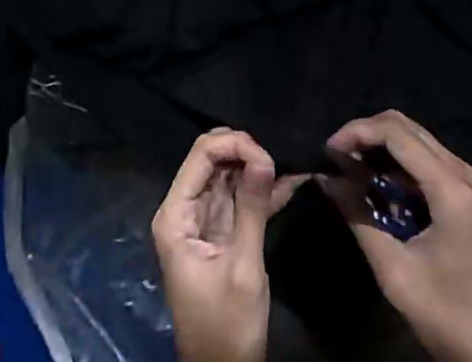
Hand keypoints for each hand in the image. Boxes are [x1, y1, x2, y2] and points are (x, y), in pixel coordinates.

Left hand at [152, 129, 306, 361]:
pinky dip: (266, 189)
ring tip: (293, 160)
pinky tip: (295, 179)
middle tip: (281, 159)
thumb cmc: (226, 325)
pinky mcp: (224, 230)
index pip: (201, 154)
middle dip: (248, 151)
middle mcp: (185, 210)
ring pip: (231, 173)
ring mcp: (205, 219)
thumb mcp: (243, 266)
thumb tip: (264, 155)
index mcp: (176, 216)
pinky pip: (243, 197)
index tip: (269, 156)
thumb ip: (252, 208)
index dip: (235, 145)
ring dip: (260, 166)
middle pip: (214, 158)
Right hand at [321, 111, 471, 361]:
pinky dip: (396, 162)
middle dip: (366, 133)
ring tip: (347, 167)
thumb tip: (326, 179)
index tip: (327, 152)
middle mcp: (462, 170)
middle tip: (334, 158)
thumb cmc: (448, 313)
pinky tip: (375, 182)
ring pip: (416, 139)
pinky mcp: (465, 193)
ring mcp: (467, 180)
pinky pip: (425, 160)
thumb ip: (359, 218)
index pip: (396, 132)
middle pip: (407, 126)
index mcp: (450, 185)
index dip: (357, 132)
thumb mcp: (395, 271)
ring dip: (380, 145)